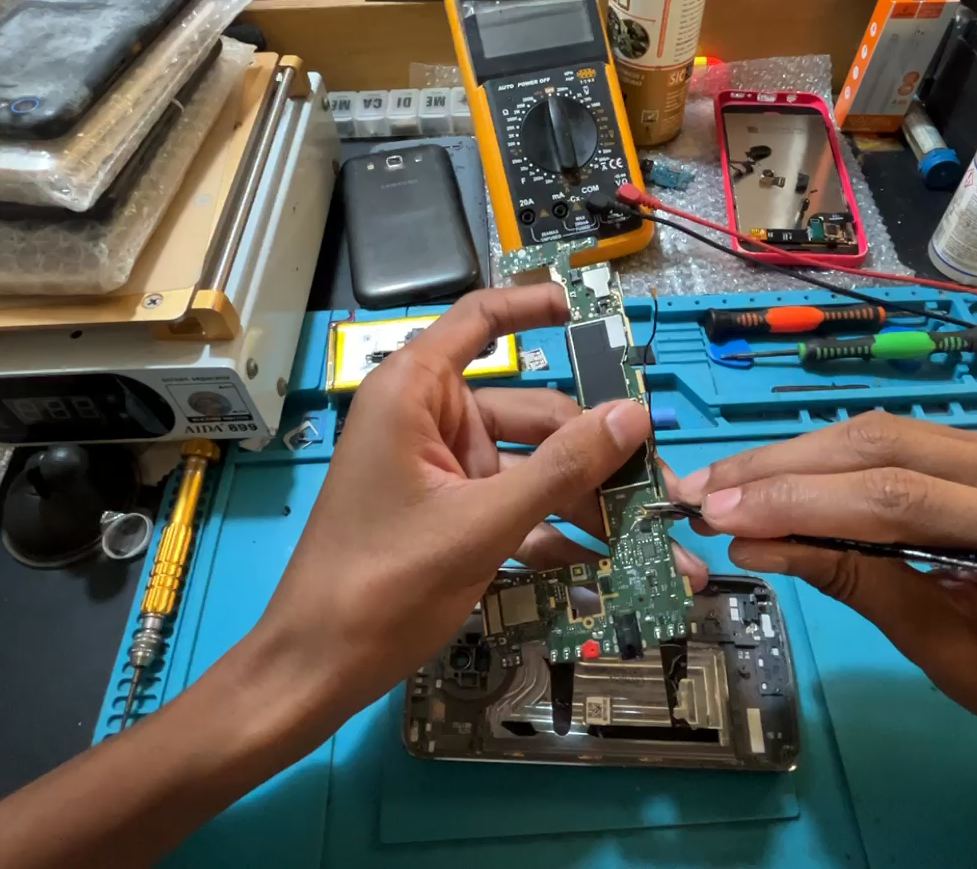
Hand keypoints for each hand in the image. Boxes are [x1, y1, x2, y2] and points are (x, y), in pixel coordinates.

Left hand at [234, 286, 704, 723]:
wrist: (317, 670)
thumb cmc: (383, 583)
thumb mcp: (480, 524)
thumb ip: (560, 469)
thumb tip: (632, 415)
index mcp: (416, 392)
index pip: (480, 320)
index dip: (534, 306)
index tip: (591, 312)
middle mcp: (433, 419)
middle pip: (532, 411)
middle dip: (595, 452)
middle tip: (659, 489)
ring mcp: (445, 469)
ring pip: (532, 465)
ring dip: (585, 502)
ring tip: (649, 540)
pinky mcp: (452, 511)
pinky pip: (515, 505)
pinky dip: (553, 529)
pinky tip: (605, 562)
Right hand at [671, 412, 976, 796]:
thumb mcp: (945, 655)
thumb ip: (853, 582)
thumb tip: (752, 544)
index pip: (905, 499)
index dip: (802, 501)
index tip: (720, 511)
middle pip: (890, 449)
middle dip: (784, 470)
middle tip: (706, 490)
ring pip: (886, 435)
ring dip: (797, 459)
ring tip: (727, 482)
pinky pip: (902, 444)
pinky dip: (831, 462)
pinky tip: (780, 476)